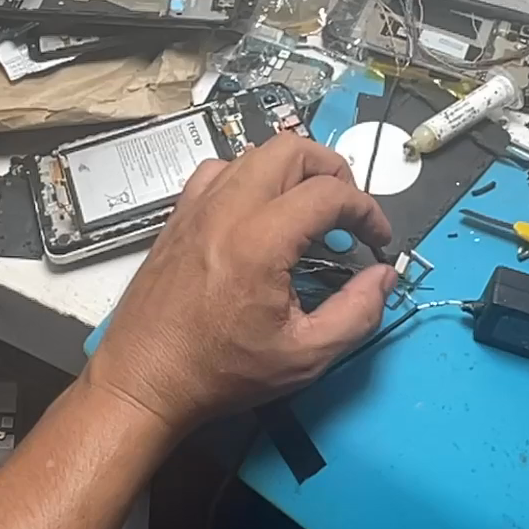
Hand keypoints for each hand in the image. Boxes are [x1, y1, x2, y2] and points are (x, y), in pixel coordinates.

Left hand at [83, 136, 398, 433]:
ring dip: (293, 170)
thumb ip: (357, 313)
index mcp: (260, 240)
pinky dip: (252, 176)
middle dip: (333, 172)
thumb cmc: (221, 372)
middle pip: (293, 149)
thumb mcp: (304, 356)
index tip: (376, 240)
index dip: (367, 210)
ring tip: (308, 210)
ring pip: (256, 152)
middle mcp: (227, 208)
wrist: (144, 379)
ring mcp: (198, 205)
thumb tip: (384, 277)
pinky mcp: (179, 213)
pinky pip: (222, 169)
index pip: (329, 193)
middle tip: (347, 212)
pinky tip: (259, 212)